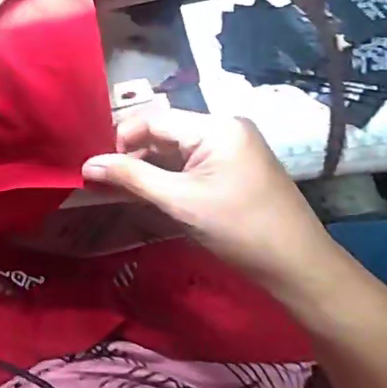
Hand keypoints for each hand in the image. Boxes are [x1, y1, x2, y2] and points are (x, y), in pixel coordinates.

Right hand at [81, 109, 338, 284]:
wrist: (299, 268)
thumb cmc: (238, 230)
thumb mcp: (179, 202)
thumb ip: (131, 177)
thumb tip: (87, 164)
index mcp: (216, 126)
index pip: (153, 120)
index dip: (122, 141)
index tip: (102, 171)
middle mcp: (225, 125)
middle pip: (164, 131)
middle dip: (136, 156)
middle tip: (111, 184)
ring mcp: (234, 144)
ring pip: (176, 147)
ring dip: (152, 167)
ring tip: (130, 191)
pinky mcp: (237, 163)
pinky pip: (193, 158)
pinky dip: (172, 174)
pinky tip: (158, 194)